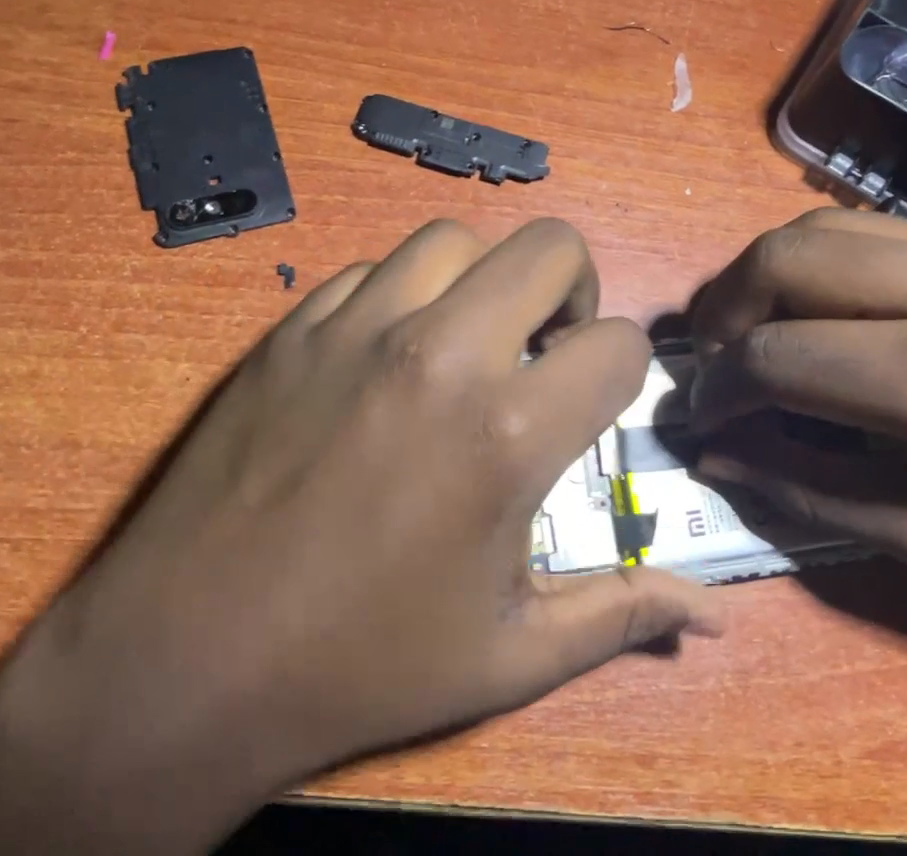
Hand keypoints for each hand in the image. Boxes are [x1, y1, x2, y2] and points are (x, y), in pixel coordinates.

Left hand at [0, 219, 719, 853]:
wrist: (190, 659)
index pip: (619, 345)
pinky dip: (401, 298)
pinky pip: (370, 272)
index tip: (592, 413)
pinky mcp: (289, 330)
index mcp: (508, 432)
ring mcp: (355, 329)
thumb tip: (715, 617)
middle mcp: (439, 354)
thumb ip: (622, 614)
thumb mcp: (511, 657)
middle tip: (544, 356)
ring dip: (483, 284)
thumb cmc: (362, 665)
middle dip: (571, 295)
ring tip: (467, 347)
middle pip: (550, 247)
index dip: (622, 377)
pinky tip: (384, 362)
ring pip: (454, 241)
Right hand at [688, 209, 906, 617]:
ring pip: (819, 225)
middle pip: (783, 259)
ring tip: (750, 335)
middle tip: (714, 369)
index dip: (717, 391)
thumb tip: (716, 456)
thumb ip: (809, 492)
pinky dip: (812, 260)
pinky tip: (815, 311)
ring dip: (761, 276)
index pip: (776, 355)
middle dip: (723, 311)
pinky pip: (868, 227)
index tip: (700, 423)